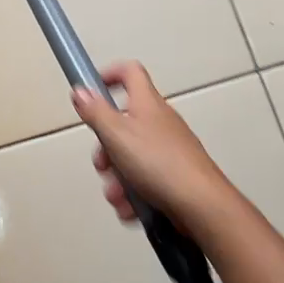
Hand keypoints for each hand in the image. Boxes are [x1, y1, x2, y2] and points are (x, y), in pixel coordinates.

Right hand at [72, 61, 230, 228]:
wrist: (203, 206)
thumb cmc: (157, 163)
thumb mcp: (116, 134)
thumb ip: (95, 111)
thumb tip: (80, 89)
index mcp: (147, 102)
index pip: (130, 72)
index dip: (110, 75)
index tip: (93, 92)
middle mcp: (160, 121)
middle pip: (124, 122)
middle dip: (106, 147)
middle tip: (102, 165)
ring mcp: (170, 149)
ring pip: (132, 156)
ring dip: (118, 177)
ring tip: (117, 198)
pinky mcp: (177, 176)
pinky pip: (147, 179)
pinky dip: (135, 193)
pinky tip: (131, 210)